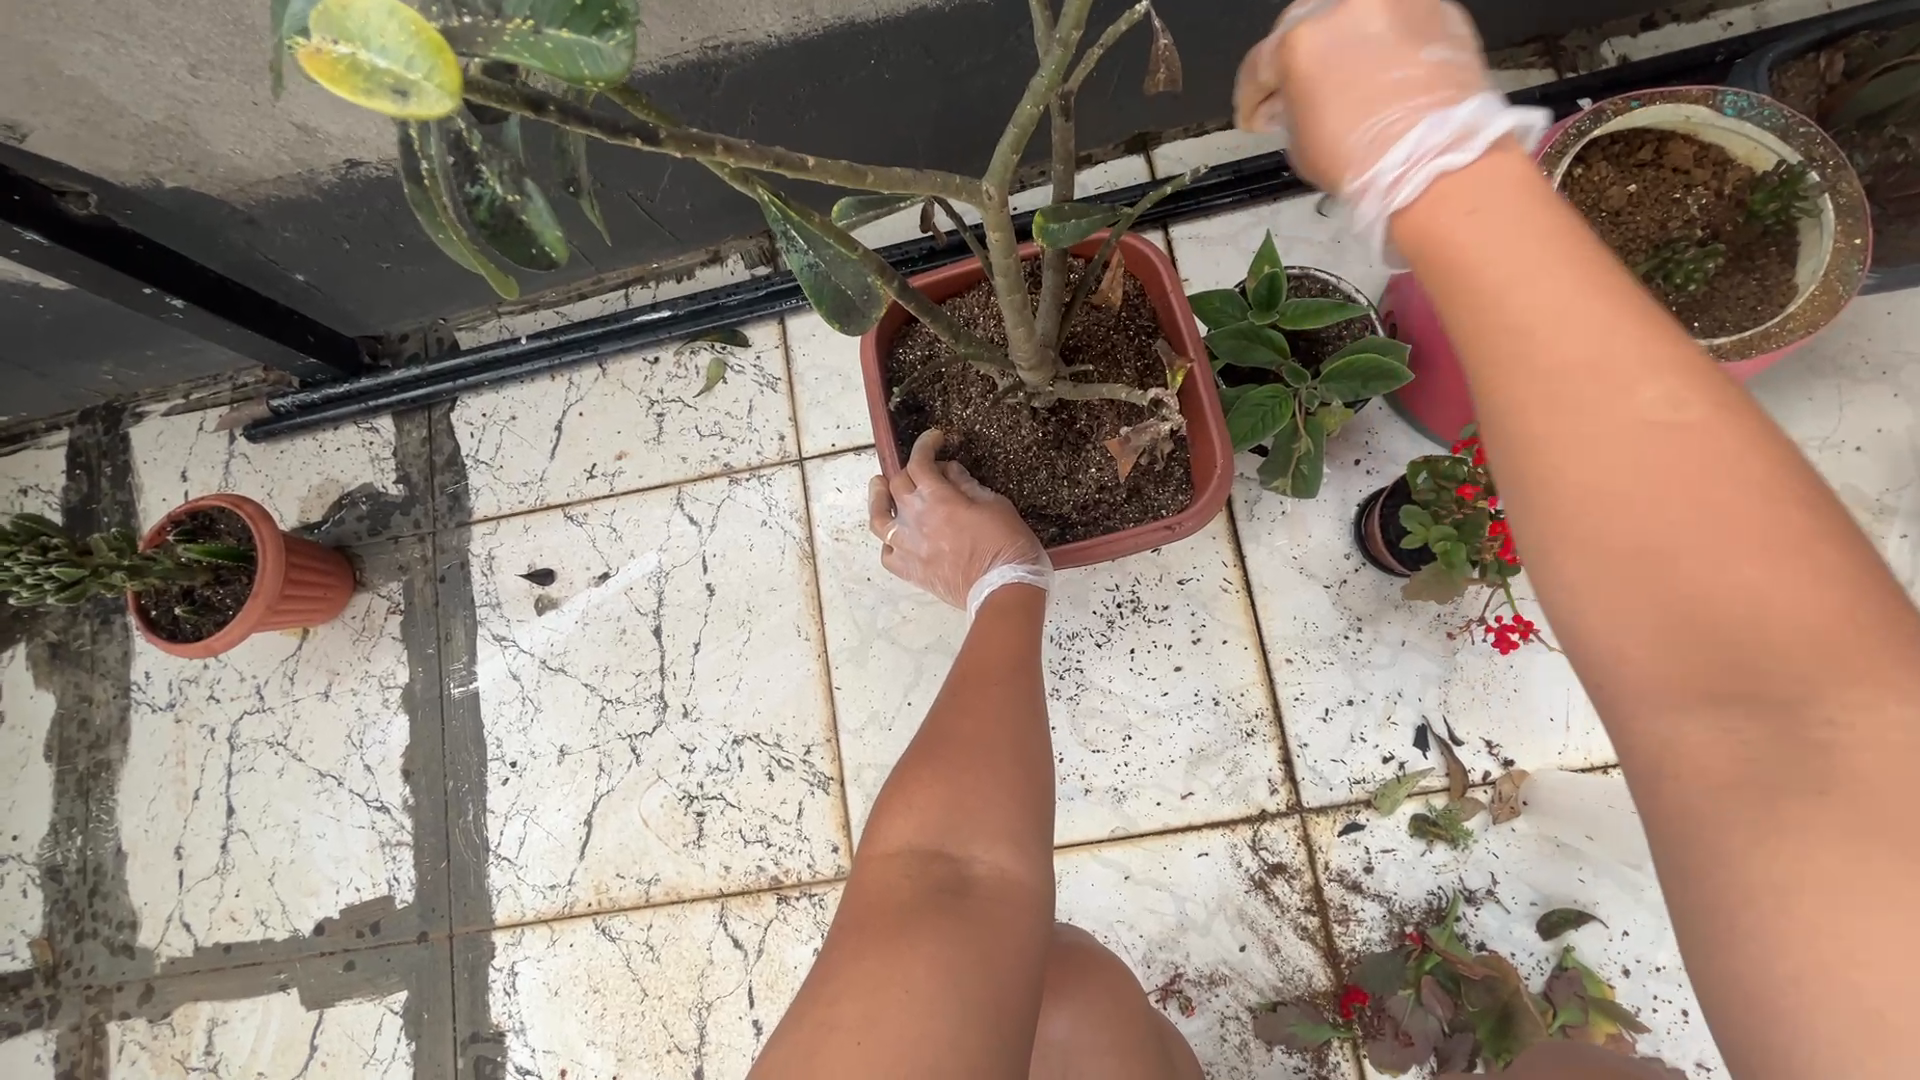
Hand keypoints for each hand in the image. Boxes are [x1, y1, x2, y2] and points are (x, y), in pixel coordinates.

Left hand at [869, 430, 1052, 617]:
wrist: (1003, 589)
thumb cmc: (1007, 544)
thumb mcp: (995, 504)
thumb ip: (967, 484)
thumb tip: (949, 471)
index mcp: (937, 497)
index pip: (919, 461)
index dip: (925, 444)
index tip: (936, 439)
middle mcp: (914, 518)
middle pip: (898, 484)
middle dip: (910, 469)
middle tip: (924, 470)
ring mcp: (906, 546)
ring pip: (878, 518)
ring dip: (878, 498)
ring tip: (880, 488)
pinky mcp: (908, 571)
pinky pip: (886, 554)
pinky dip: (888, 542)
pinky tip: (895, 536)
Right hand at [1232, 0, 1549, 255]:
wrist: (1434, 160)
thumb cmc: (1363, 159)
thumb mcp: (1298, 142)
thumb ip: (1288, 109)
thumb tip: (1288, 102)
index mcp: (1300, 42)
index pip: (1259, 65)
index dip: (1251, 98)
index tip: (1254, 117)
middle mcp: (1345, 6)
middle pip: (1302, 23)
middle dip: (1294, 59)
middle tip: (1293, 94)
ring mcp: (1394, 1)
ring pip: (1350, 15)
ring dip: (1337, 46)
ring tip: (1339, 82)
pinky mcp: (1435, 6)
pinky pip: (1391, 21)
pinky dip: (1379, 43)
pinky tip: (1377, 74)